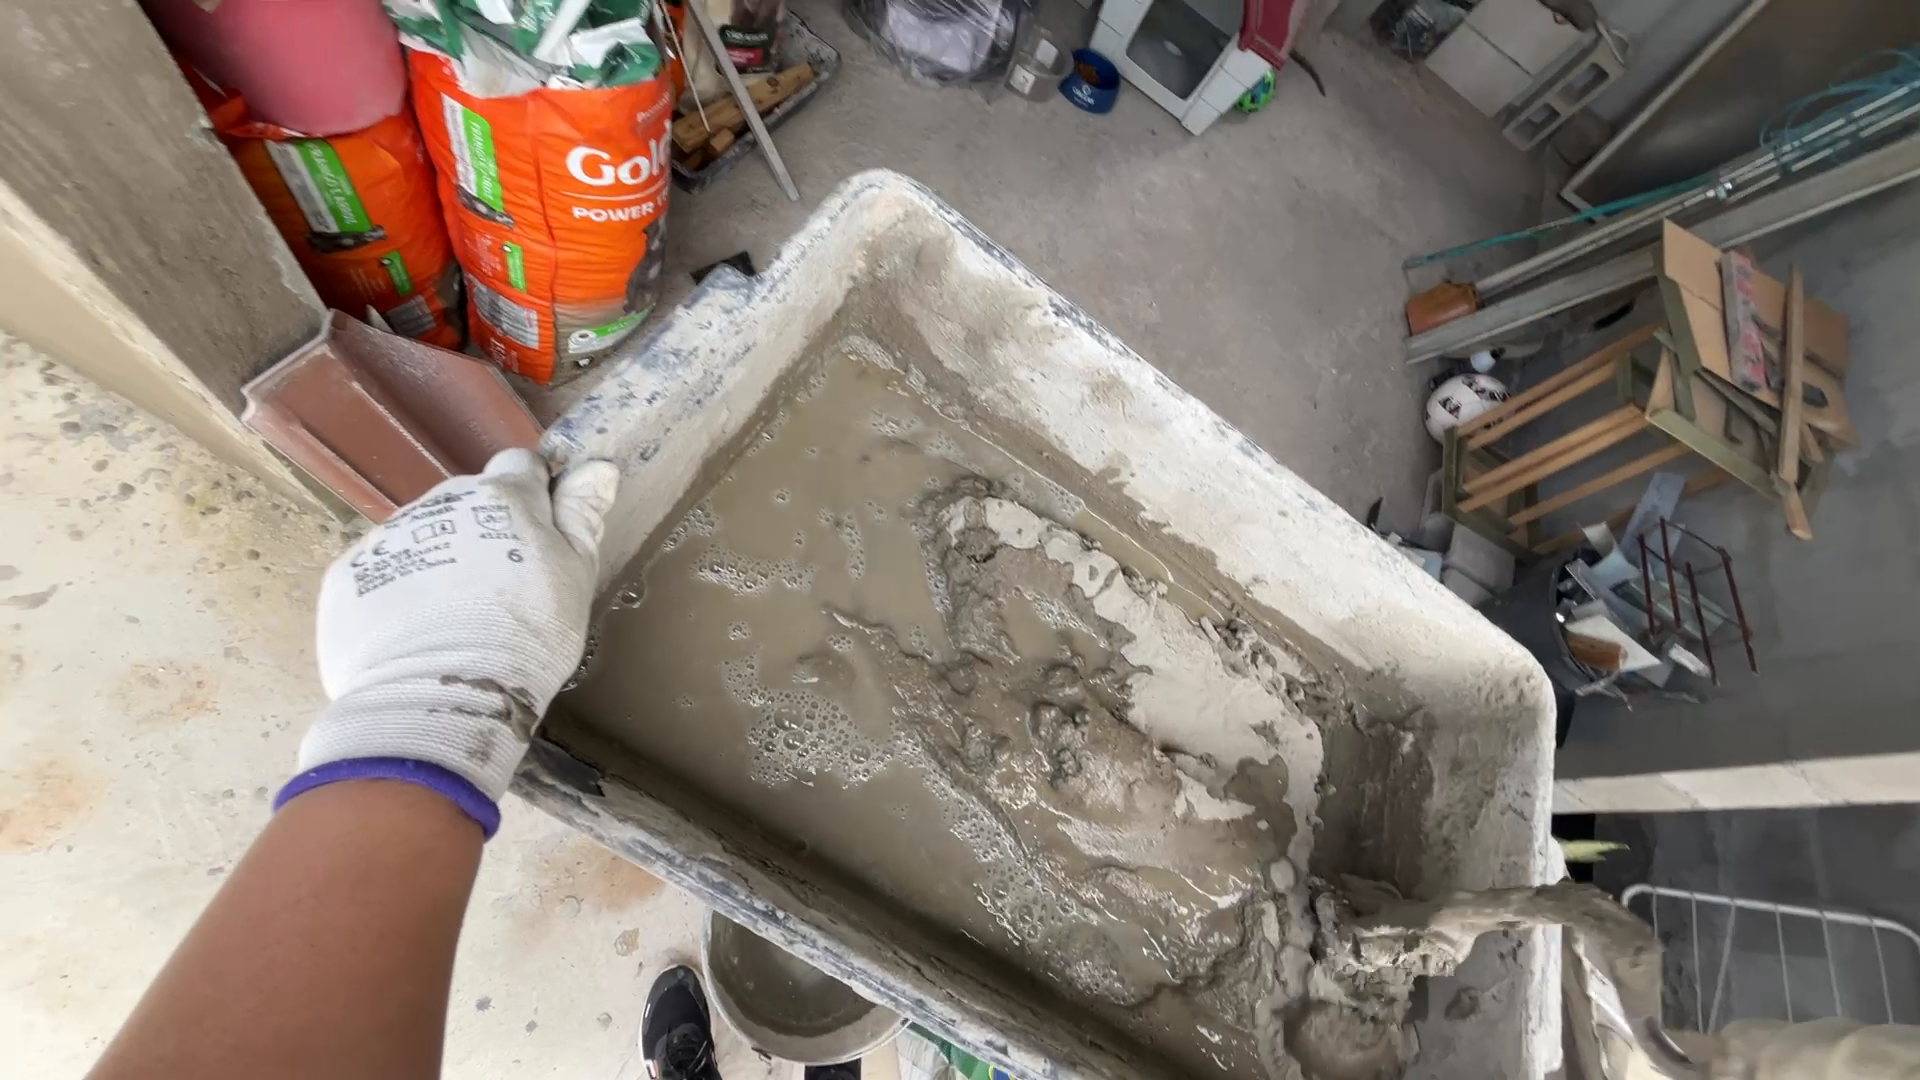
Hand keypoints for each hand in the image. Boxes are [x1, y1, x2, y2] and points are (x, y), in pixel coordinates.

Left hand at [280, 449, 618, 836]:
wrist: (440, 694)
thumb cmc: (528, 630)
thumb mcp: (576, 573)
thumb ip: (582, 515)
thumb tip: (598, 467)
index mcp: (503, 497)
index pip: (520, 465)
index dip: (535, 492)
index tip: (543, 533)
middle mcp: (441, 502)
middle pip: (471, 498)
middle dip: (489, 527)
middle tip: (506, 584)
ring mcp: (388, 537)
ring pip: (428, 532)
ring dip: (447, 555)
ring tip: (461, 611)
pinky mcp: (347, 576)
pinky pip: (386, 568)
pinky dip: (405, 587)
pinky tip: (422, 627)